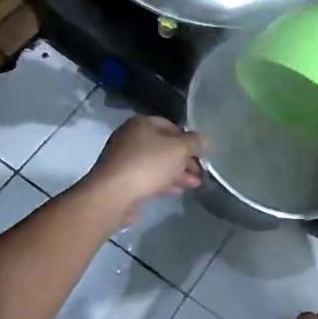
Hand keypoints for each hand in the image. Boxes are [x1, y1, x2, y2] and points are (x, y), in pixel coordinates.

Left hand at [79, 116, 206, 220]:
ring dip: (176, 173)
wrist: (113, 195)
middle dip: (184, 160)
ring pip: (156, 163)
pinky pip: (146, 177)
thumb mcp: (178, 150)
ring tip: (194, 185)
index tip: (201, 155)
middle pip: (164, 146)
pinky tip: (175, 191)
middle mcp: (130, 137)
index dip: (189, 140)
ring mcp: (123, 159)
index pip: (172, 126)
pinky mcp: (121, 179)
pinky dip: (162, 182)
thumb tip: (204, 139)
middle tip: (200, 174)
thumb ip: (194, 142)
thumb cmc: (147, 165)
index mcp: (141, 124)